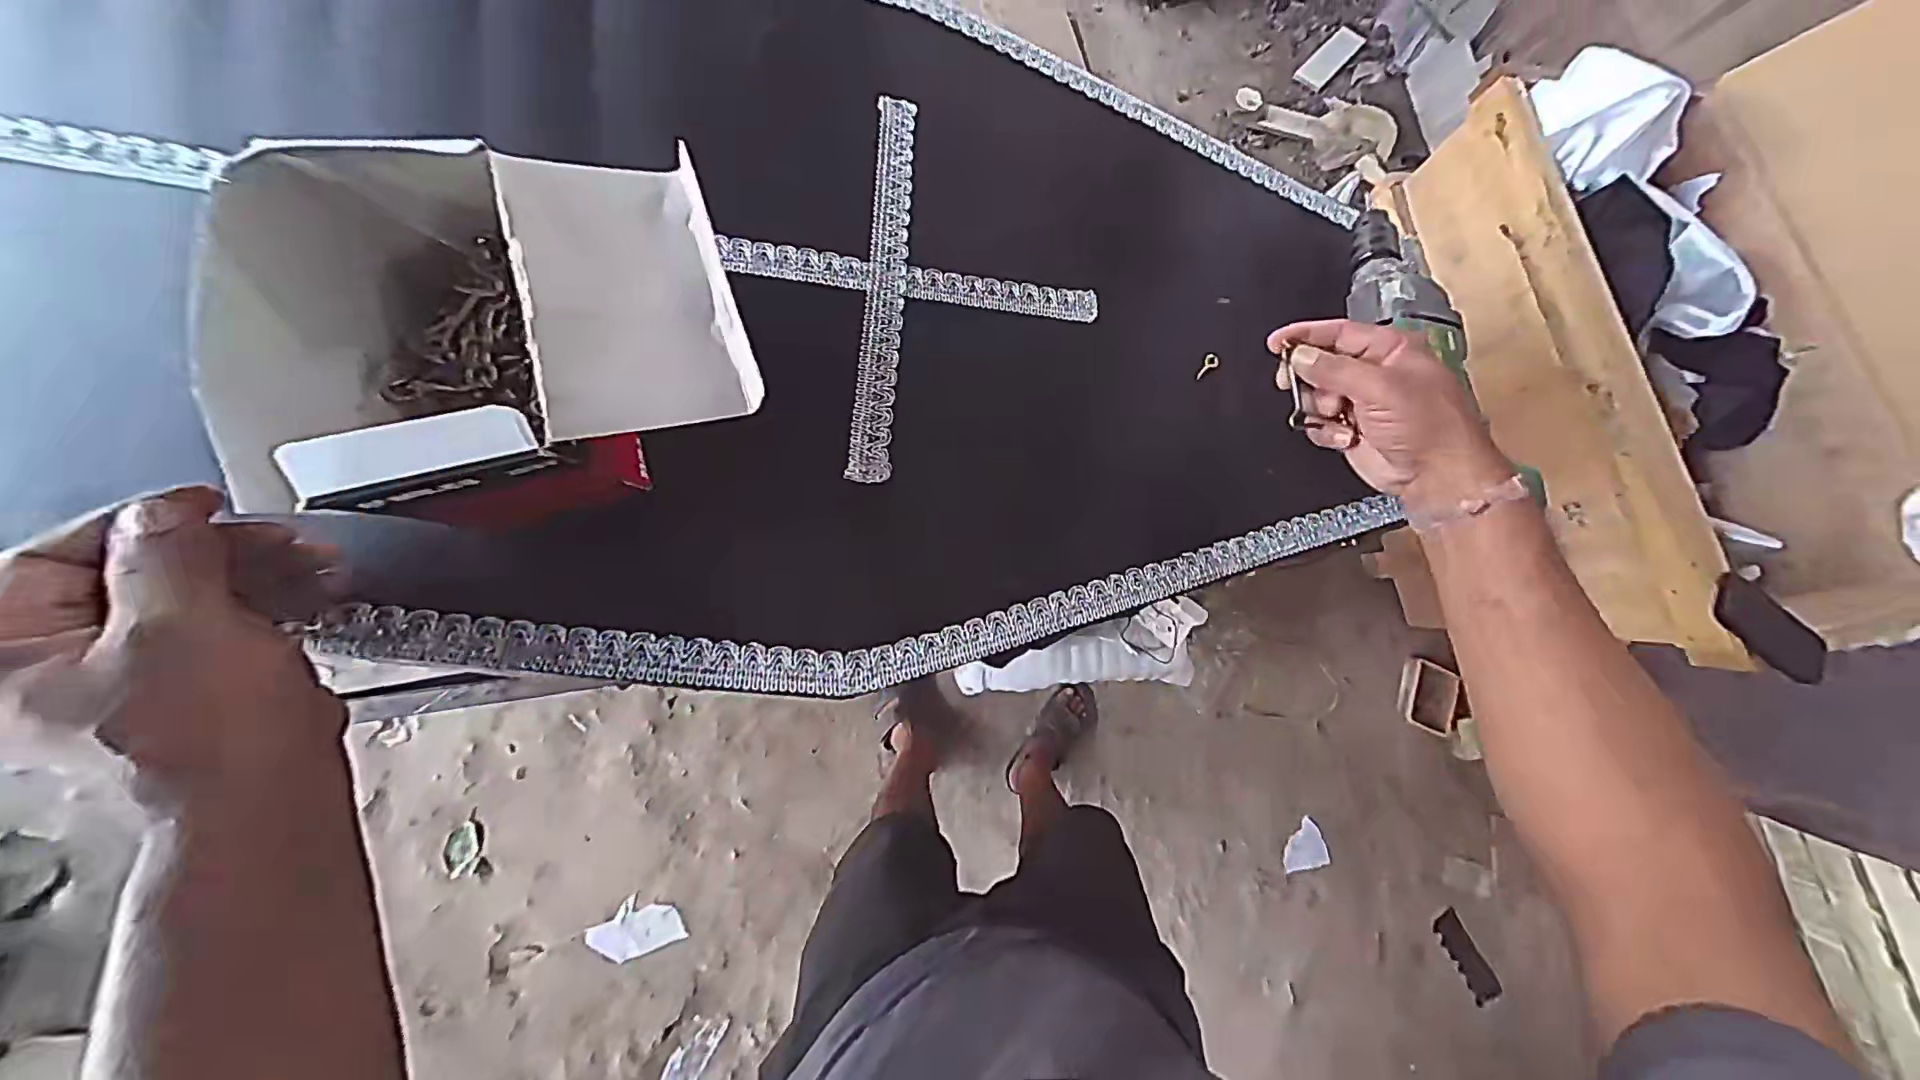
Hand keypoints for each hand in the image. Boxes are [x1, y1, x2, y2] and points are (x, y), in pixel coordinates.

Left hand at [0, 487, 347, 807]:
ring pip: (181, 610)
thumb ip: (165, 556)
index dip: (141, 524)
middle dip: (217, 558)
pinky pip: (214, 640)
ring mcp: (119, 693)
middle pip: (129, 582)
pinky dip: (260, 617)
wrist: (265, 804)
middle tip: (279, 543)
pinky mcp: (182, 703)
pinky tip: (303, 607)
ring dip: (252, 583)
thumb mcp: (181, 625)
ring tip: (312, 574)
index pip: (56, 557)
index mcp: (6, 659)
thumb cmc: (207, 740)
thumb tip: (163, 513)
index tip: (200, 507)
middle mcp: (48, 678)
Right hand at [1268, 319, 1512, 514]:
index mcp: (1389, 350)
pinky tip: (1347, 436)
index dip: (1304, 336)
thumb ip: (1334, 369)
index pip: (1337, 333)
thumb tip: (1301, 356)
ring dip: (1318, 410)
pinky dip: (1325, 431)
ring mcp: (1360, 401)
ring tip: (1339, 417)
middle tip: (1293, 384)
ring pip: (1313, 396)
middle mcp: (1373, 373)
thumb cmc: (1431, 427)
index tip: (1278, 343)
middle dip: (1308, 379)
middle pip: (1319, 365)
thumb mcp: (1379, 388)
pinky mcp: (1349, 427)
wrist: (1436, 474)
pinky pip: (1317, 423)